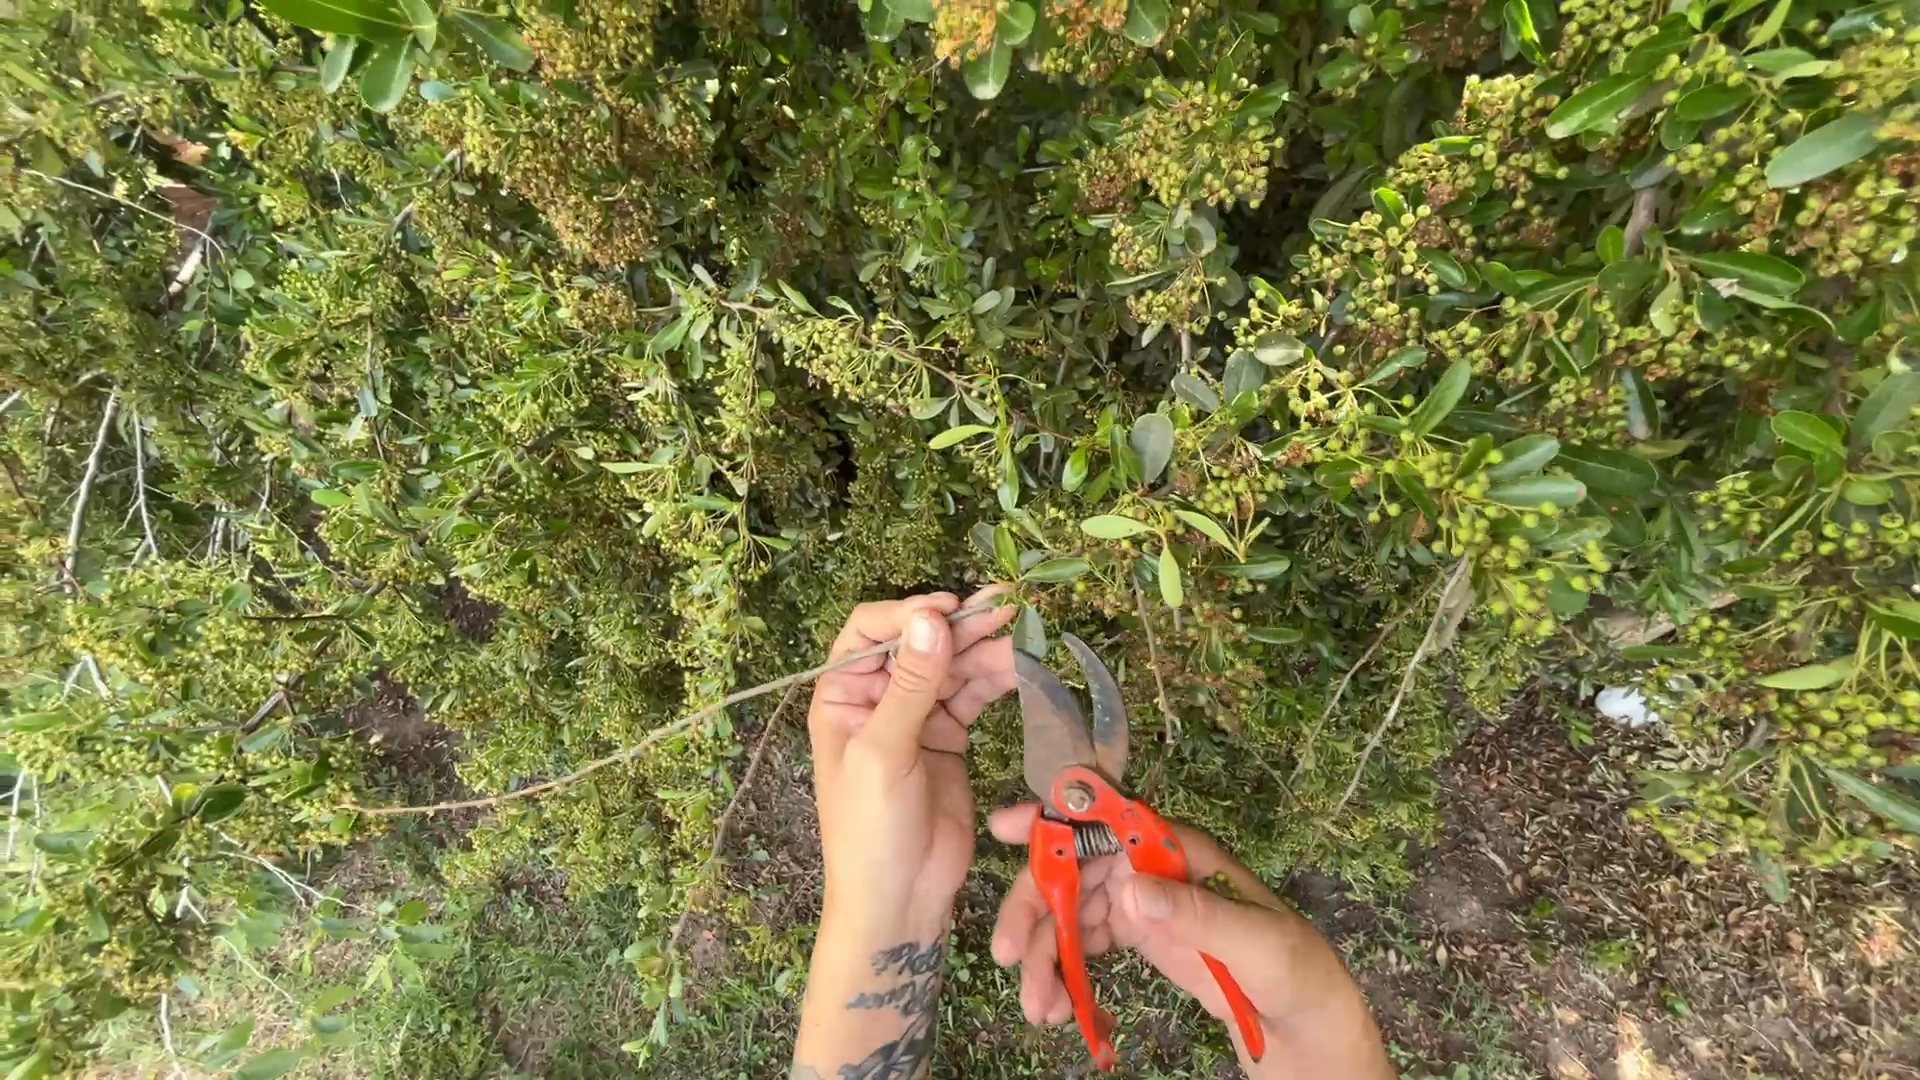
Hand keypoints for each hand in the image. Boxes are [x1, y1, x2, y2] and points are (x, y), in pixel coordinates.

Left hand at [792, 590, 1016, 1079]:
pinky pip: (973, 694)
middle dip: (960, 626)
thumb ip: (912, 684)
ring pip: (952, 666)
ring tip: (1023, 634)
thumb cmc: (871, 828)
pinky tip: (1021, 667)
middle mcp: (878, 696)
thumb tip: (930, 618)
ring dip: (986, 649)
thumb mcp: (884, 752)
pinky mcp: (949, 733)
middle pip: (920, 644)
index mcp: (843, 694)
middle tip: (1005, 607)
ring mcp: (916, 714)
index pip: (871, 632)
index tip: (951, 608)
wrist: (901, 899)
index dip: (909, 614)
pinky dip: (996, 679)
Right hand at [987, 804, 1393, 1078]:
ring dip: (1045, 952)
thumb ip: (1195, 914)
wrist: (1309, 1031)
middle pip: (1073, 867)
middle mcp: (1149, 865)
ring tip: (1038, 1008)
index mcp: (1176, 849)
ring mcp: (1140, 900)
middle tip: (1008, 952)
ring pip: (1070, 909)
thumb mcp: (1258, 944)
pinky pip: (1083, 942)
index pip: (1107, 817)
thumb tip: (1127, 888)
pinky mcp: (1136, 934)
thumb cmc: (1298, 974)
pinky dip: (1063, 971)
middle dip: (1035, 905)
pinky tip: (1058, 1007)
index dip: (1055, 817)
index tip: (1006, 828)